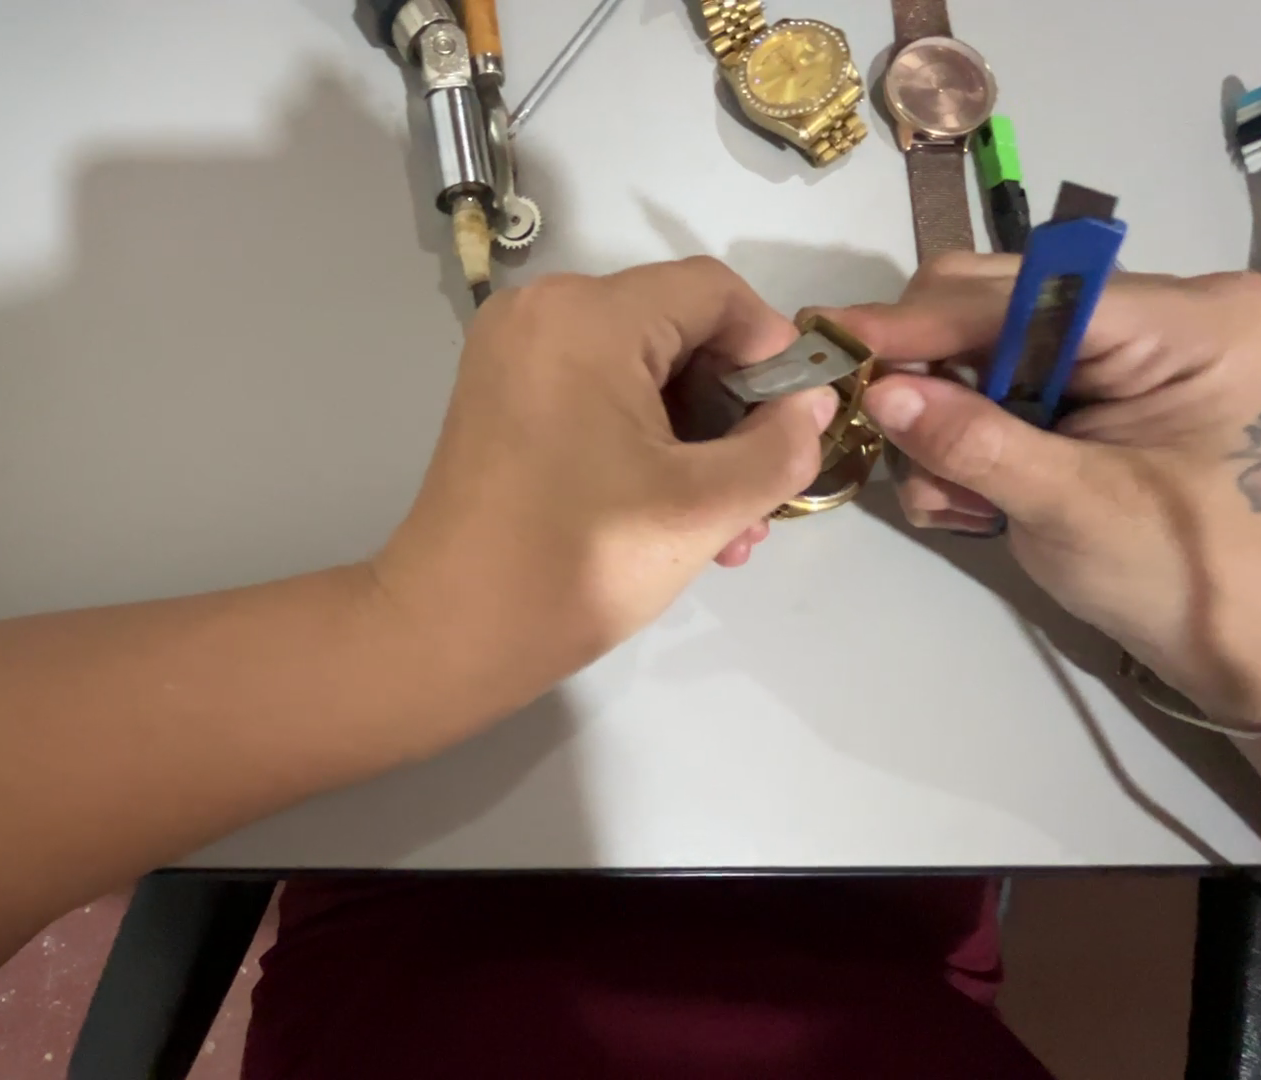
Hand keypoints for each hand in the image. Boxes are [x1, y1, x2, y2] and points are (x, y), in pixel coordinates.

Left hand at [375, 258, 838, 694]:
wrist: (451, 630)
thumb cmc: (580, 561)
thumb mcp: (702, 506)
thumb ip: (779, 446)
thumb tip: (809, 406)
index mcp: (587, 316)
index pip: (713, 293)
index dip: (771, 348)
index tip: (795, 419)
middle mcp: (540, 314)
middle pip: (673, 332)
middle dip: (730, 413)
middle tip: (764, 491)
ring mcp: (512, 358)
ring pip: (635, 375)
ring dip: (691, 442)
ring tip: (729, 527)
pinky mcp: (500, 401)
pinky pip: (592, 398)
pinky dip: (639, 442)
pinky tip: (674, 514)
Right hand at [830, 254, 1260, 723]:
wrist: (1224, 627)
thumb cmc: (1181, 570)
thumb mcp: (1073, 508)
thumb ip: (974, 444)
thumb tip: (878, 391)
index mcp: (1187, 321)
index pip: (1028, 292)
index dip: (925, 319)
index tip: (837, 341)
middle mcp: (1141, 312)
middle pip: (982, 302)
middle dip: (925, 375)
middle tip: (897, 441)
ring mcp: (1097, 348)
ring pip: (960, 348)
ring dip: (934, 427)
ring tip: (961, 499)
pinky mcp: (1063, 384)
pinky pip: (968, 388)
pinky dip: (947, 445)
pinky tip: (976, 499)